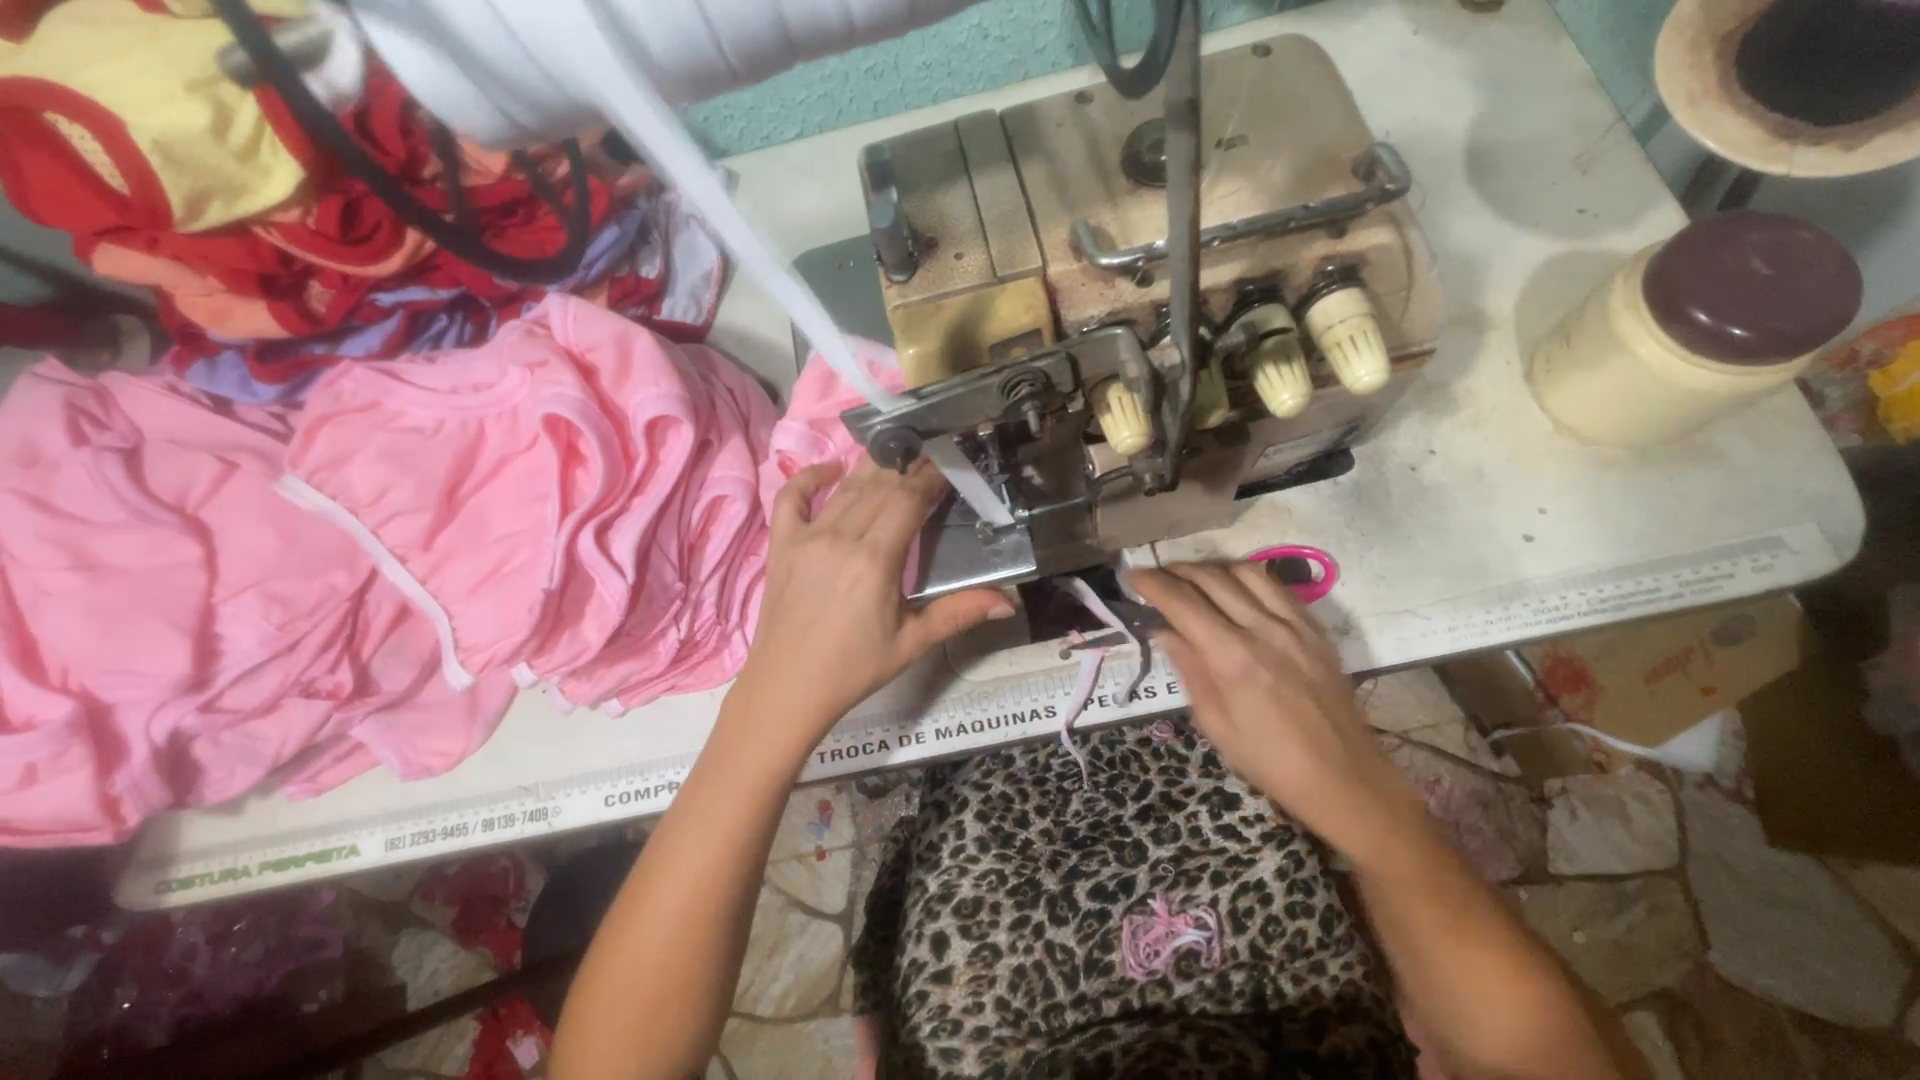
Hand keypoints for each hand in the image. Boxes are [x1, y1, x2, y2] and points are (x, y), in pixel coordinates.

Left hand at [730, 458, 1014, 746]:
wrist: (788, 688)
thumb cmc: (854, 669)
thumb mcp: (911, 643)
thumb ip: (957, 613)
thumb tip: (1007, 602)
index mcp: (875, 560)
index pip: (908, 500)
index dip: (930, 478)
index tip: (948, 464)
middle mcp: (840, 538)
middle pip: (879, 487)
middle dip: (908, 467)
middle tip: (930, 453)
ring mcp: (806, 538)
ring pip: (845, 489)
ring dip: (872, 467)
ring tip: (896, 449)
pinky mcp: (781, 545)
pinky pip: (791, 499)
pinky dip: (810, 478)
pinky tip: (832, 469)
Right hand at [1129, 563, 1422, 862]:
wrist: (1342, 775)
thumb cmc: (1268, 760)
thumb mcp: (1214, 723)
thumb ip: (1189, 669)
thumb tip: (1165, 631)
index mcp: (1232, 658)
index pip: (1182, 603)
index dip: (1152, 584)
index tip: (1133, 578)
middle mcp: (1263, 630)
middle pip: (1211, 579)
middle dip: (1176, 571)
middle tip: (1156, 577)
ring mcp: (1294, 626)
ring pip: (1245, 573)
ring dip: (1212, 569)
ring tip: (1193, 578)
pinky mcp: (1316, 629)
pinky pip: (1277, 588)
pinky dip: (1248, 579)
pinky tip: (1236, 590)